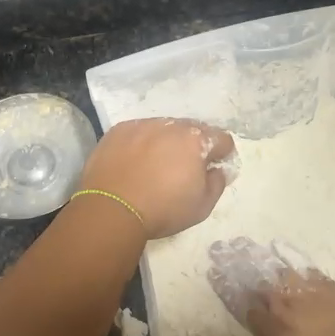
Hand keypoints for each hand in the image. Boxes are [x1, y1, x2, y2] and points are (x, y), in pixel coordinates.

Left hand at [79, 118, 235, 238]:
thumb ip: (217, 183)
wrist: (112, 209)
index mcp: (197, 141)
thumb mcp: (202, 206)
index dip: (222, 154)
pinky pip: (138, 132)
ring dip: (167, 141)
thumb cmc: (163, 210)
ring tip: (157, 164)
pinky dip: (141, 143)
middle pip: (192, 129)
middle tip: (185, 168)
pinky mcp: (119, 130)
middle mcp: (171, 126)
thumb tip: (218, 170)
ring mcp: (143, 125)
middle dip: (194, 145)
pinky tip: (135, 161)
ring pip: (164, 128)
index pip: (222, 139)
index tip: (214, 168)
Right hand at [208, 238, 334, 335]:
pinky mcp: (328, 284)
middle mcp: (284, 303)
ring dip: (279, 279)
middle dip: (260, 293)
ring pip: (284, 275)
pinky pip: (309, 272)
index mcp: (271, 327)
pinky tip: (306, 278)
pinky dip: (303, 275)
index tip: (257, 322)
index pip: (250, 312)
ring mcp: (307, 290)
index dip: (252, 316)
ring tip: (283, 285)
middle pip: (263, 289)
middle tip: (266, 300)